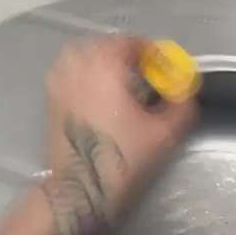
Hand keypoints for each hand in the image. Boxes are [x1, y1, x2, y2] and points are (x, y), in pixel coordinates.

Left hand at [43, 37, 198, 218]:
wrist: (77, 191)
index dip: (154, 54)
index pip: (133, 42)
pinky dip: (86, 72)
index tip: (165, 70)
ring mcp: (59, 77)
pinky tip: (98, 93)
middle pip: (109, 45)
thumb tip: (185, 87)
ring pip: (87, 53)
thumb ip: (182, 103)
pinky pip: (71, 69)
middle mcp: (78, 62)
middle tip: (147, 77)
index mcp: (106, 64)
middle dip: (129, 56)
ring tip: (122, 83)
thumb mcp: (164, 133)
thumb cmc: (121, 160)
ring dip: (106, 62)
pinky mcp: (50, 94)